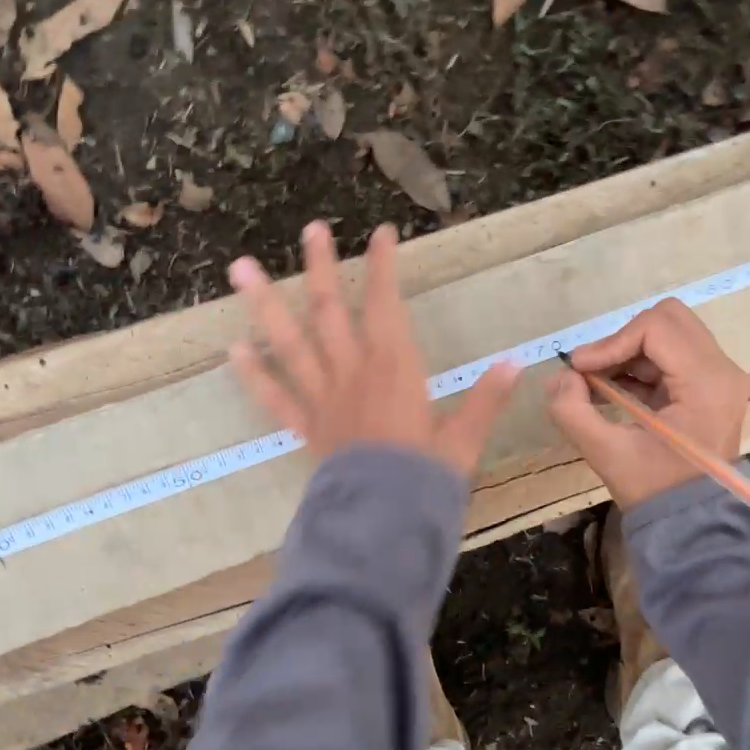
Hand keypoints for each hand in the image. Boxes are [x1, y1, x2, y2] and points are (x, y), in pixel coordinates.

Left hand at [229, 221, 520, 475]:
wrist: (382, 519)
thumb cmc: (425, 479)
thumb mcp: (464, 440)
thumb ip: (486, 399)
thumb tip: (515, 363)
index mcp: (395, 368)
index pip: (386, 304)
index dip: (383, 266)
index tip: (379, 233)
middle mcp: (352, 372)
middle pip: (331, 310)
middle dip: (322, 267)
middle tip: (311, 229)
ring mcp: (323, 397)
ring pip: (291, 343)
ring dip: (266, 304)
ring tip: (241, 269)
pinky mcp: (305, 426)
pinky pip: (275, 396)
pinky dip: (255, 375)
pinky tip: (234, 350)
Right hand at [546, 297, 749, 507]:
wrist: (694, 524)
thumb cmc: (655, 490)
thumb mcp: (608, 454)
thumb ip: (573, 411)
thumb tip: (558, 377)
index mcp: (708, 383)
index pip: (656, 328)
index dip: (610, 342)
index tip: (579, 369)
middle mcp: (722, 370)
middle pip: (667, 319)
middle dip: (621, 340)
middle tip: (591, 371)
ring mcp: (719, 377)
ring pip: (668, 334)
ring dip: (627, 352)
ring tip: (596, 383)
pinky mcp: (710, 386)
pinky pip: (671, 356)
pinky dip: (638, 365)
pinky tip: (612, 390)